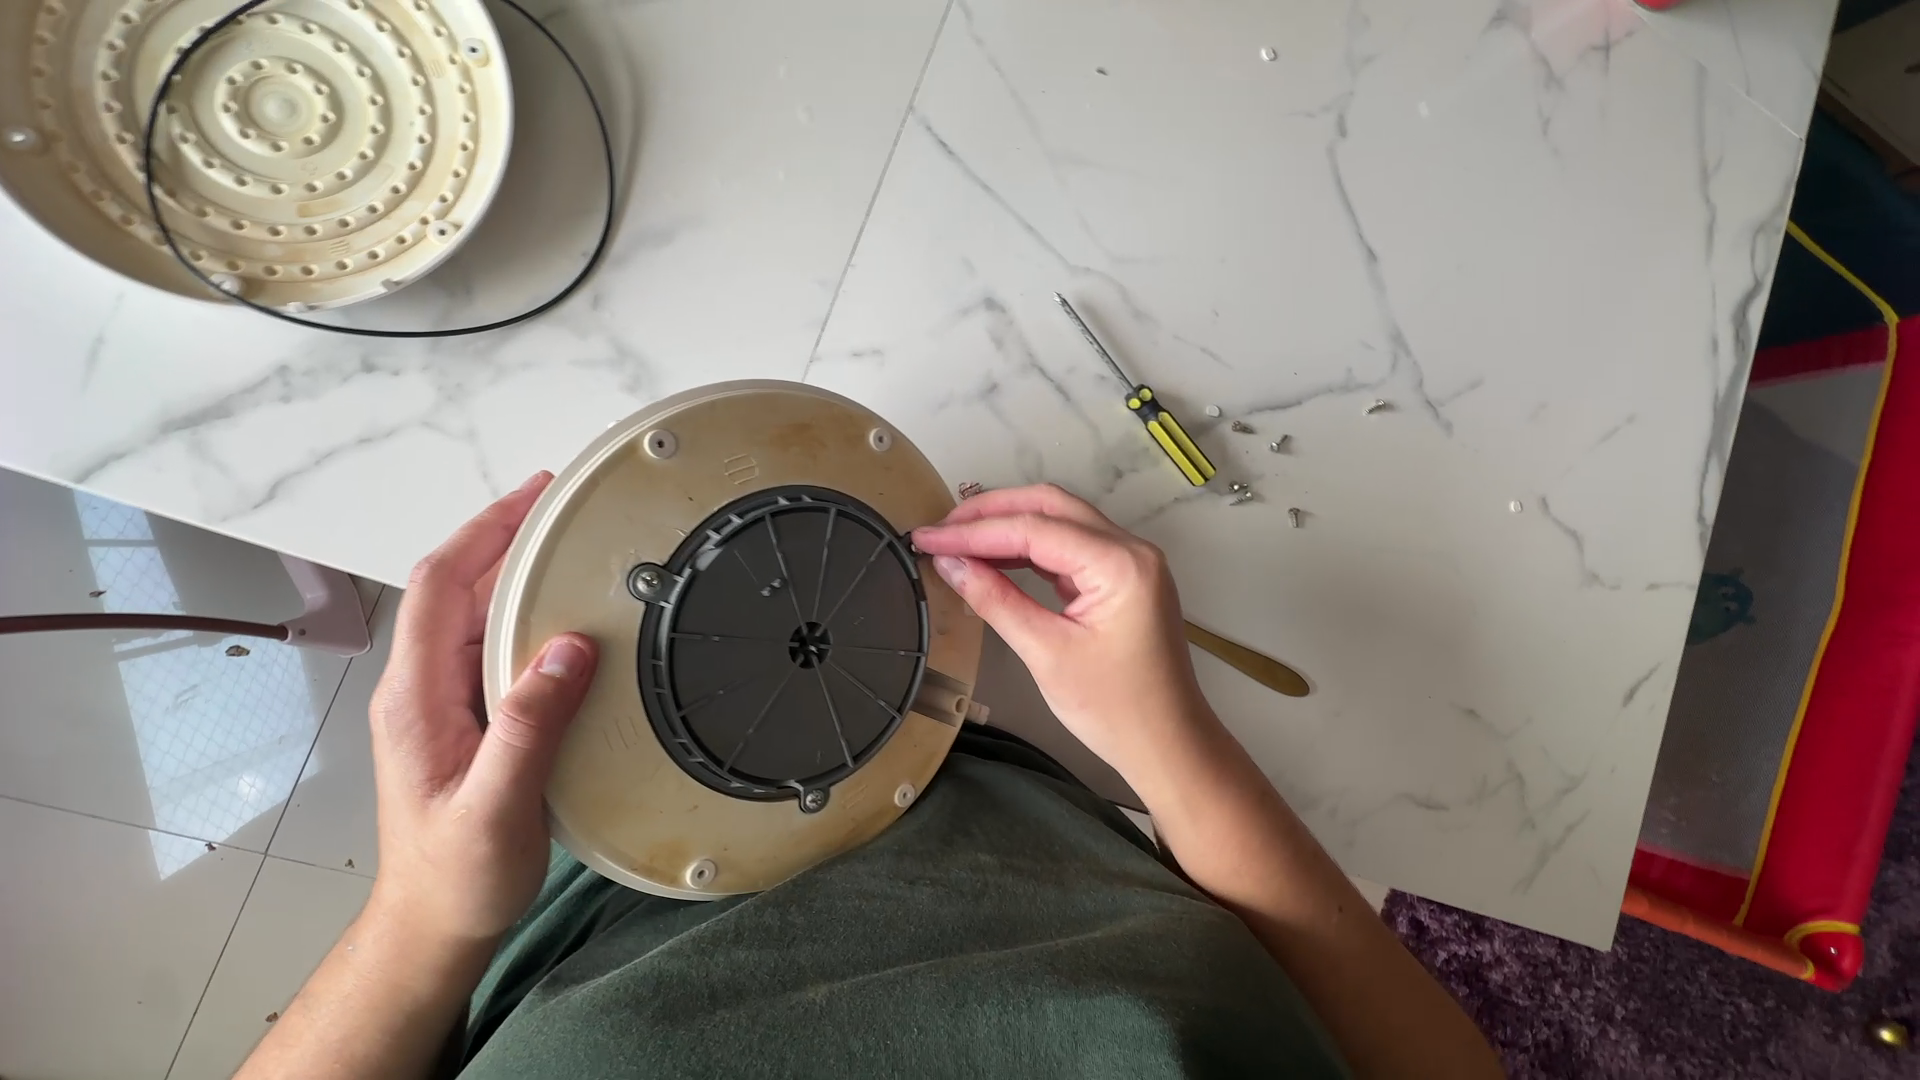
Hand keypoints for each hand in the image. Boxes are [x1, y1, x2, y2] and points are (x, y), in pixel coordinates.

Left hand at [366, 471, 598, 944]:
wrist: (436, 919)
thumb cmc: (456, 871)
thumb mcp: (495, 804)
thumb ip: (529, 726)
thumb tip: (569, 648)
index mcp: (417, 696)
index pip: (440, 588)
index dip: (483, 533)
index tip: (533, 498)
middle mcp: (425, 687)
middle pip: (458, 587)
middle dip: (505, 536)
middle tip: (564, 508)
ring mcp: (446, 700)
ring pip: (478, 611)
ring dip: (518, 569)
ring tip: (570, 545)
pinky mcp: (473, 714)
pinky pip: (497, 642)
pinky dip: (530, 610)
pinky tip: (567, 610)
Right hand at [910, 484, 1219, 790]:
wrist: (1168, 745)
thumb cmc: (1115, 709)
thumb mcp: (1046, 654)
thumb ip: (995, 600)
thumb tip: (949, 564)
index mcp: (1120, 563)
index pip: (1034, 528)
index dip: (975, 531)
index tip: (929, 538)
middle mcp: (1130, 548)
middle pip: (1050, 506)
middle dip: (991, 512)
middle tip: (941, 530)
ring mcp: (1129, 560)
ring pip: (1060, 520)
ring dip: (1008, 525)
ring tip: (957, 541)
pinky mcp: (1121, 578)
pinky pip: (1069, 546)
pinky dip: (1028, 548)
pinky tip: (994, 558)